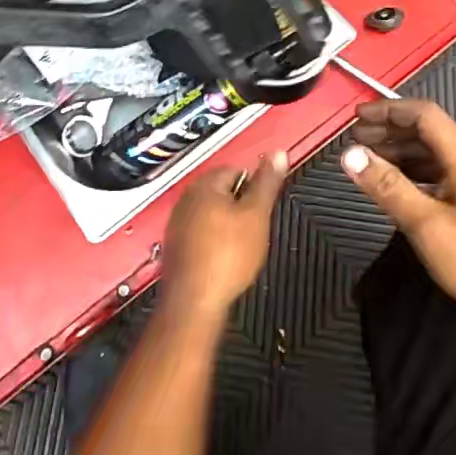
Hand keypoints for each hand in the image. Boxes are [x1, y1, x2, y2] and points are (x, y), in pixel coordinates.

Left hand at [160, 152, 287, 320]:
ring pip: (211, 214)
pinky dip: (214, 242)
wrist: (195, 299)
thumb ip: (267, 183)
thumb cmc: (225, 257)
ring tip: (240, 247)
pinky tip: (223, 259)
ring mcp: (178, 222)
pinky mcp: (177, 245)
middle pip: (223, 192)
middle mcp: (186, 199)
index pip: (236, 170)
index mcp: (205, 185)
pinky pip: (201, 234)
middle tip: (254, 229)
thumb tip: (278, 155)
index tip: (263, 207)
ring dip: (227, 226)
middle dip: (241, 208)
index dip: (255, 188)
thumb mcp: (257, 215)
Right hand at [340, 100, 455, 333]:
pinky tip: (408, 190)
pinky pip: (452, 177)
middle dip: (392, 132)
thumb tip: (351, 156)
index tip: (358, 117)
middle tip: (357, 142)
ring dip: (406, 155)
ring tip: (374, 164)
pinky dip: (423, 175)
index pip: (426, 116)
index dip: (389, 110)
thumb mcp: (429, 228)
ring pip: (443, 158)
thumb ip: (389, 188)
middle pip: (434, 134)